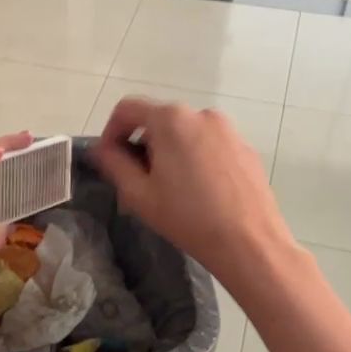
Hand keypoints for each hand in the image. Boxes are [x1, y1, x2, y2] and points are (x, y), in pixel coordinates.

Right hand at [86, 96, 294, 279]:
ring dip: (169, 152)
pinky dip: (195, 159)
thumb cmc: (188, 217)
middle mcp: (201, 114)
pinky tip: (199, 192)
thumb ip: (113, 163)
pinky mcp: (245, 147)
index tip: (109, 161)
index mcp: (171, 119)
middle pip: (158, 120)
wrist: (249, 243)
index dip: (111, 132)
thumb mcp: (138, 194)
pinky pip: (208, 144)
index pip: (127, 109)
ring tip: (170, 190)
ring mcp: (228, 129)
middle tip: (138, 182)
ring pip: (184, 133)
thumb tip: (101, 149)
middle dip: (142, 145)